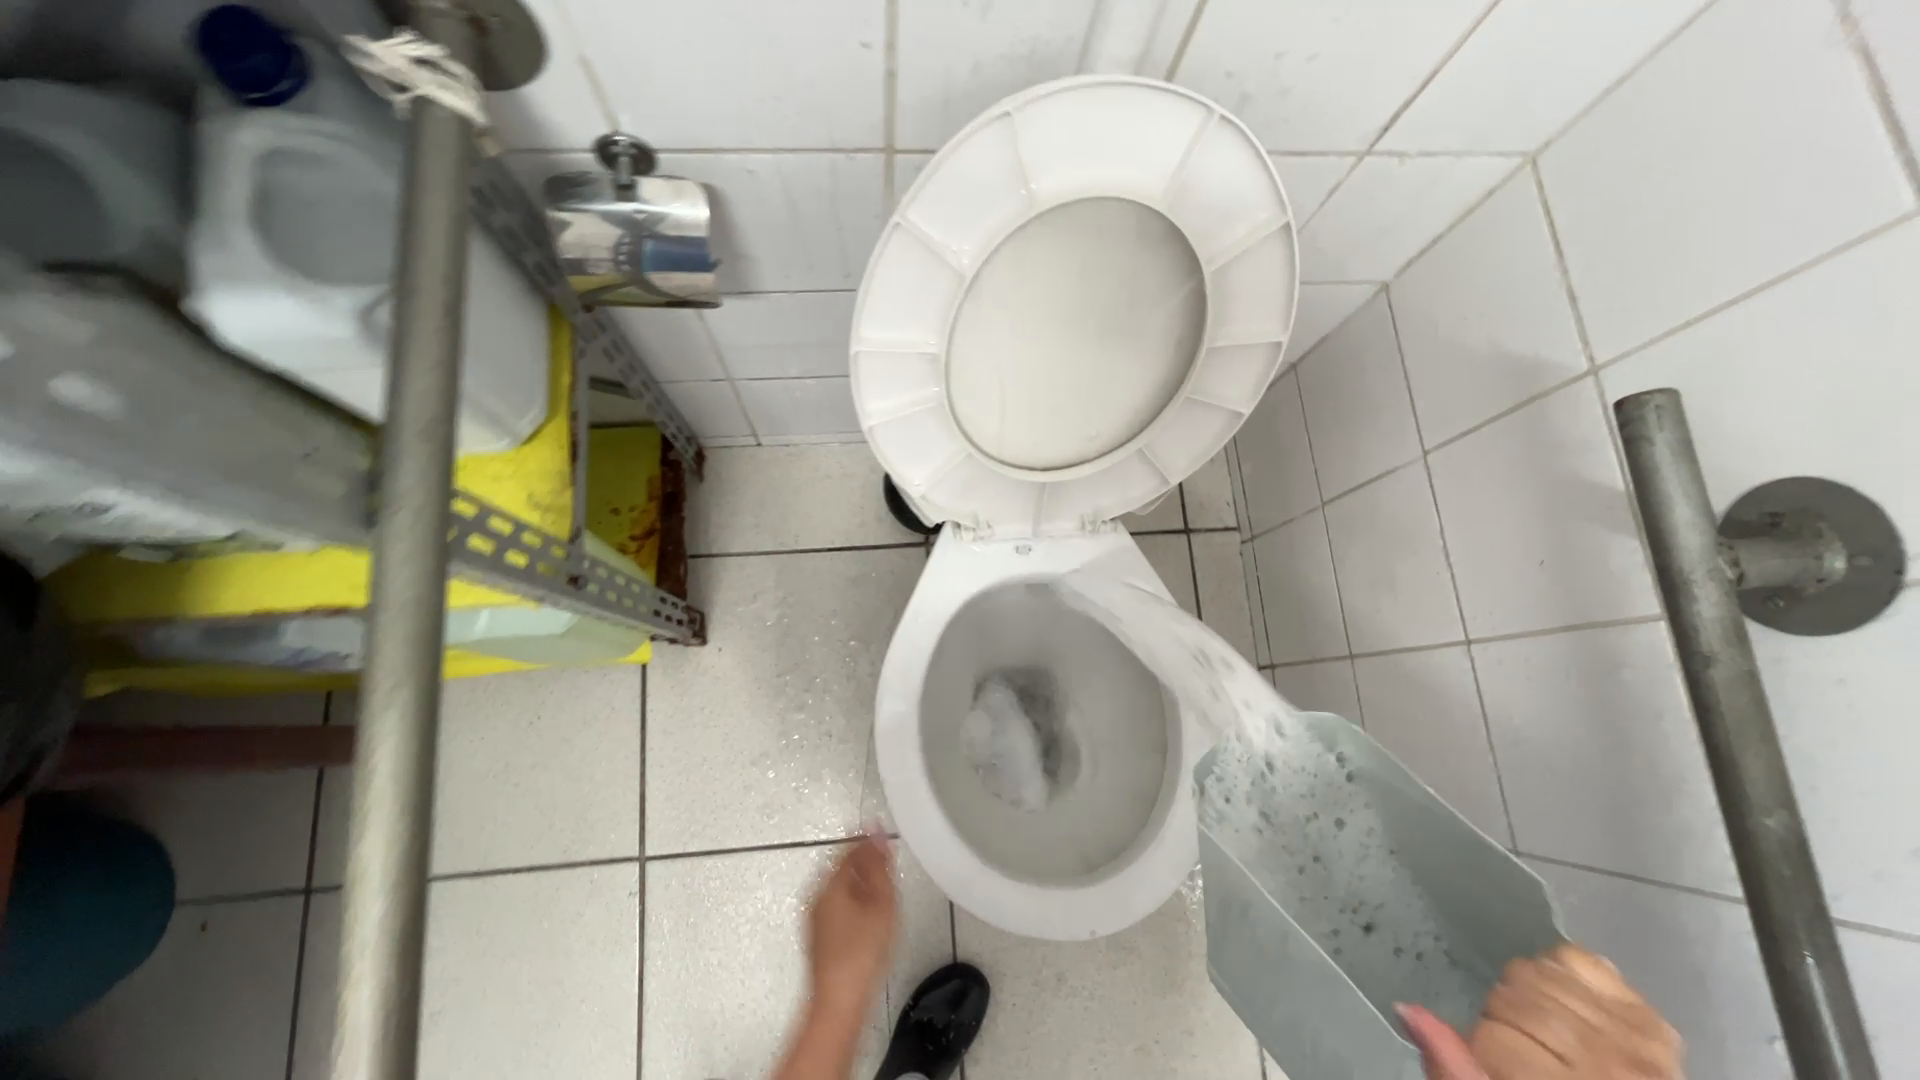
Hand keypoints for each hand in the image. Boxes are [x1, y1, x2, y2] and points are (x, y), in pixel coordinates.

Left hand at [804, 833, 897, 1016]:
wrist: (840, 998)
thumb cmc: (862, 951)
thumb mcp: (881, 902)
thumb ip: (880, 867)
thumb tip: (877, 838)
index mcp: (829, 883)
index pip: (849, 849)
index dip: (868, 839)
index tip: (883, 834)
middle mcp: (816, 896)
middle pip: (840, 867)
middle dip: (862, 860)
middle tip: (884, 859)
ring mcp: (815, 917)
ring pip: (838, 886)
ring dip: (858, 880)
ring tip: (880, 886)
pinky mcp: (818, 935)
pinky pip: (836, 904)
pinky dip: (852, 899)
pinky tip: (866, 913)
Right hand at [1400, 944, 1681, 1078]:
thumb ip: (1452, 1067)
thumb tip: (1404, 1008)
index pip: (1490, 1034)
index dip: (1478, 1044)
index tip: (1490, 1061)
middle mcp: (1612, 1065)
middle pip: (1516, 997)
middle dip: (1500, 1014)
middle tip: (1513, 1043)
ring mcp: (1637, 1039)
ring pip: (1542, 972)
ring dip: (1526, 990)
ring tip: (1537, 1023)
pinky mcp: (1653, 1019)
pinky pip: (1582, 958)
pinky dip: (1560, 969)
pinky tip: (1564, 1000)